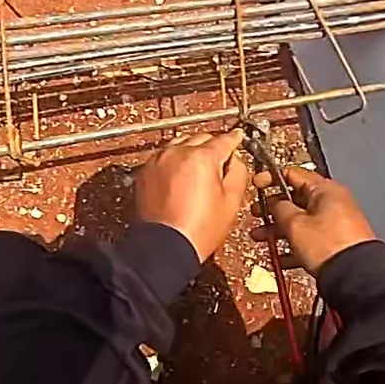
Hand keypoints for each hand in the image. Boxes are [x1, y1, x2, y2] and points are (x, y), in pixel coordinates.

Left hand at [134, 130, 251, 261]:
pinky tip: (181, 173)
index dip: (234, 139)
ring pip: (180, 143)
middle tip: (221, 160)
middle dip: (213, 146)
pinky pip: (164, 156)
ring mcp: (159, 160)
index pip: (224, 140)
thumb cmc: (199, 228)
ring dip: (192, 150)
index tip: (237, 137)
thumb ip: (238, 172)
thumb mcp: (232, 202)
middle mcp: (178, 152)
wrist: (164, 246)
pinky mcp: (146, 172)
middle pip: (201, 138)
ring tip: (199, 166)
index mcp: (202, 157)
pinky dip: (174, 159)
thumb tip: (234, 159)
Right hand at [251, 167, 376, 274]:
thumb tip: (275, 204)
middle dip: (272, 209)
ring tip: (259, 238)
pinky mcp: (335, 243)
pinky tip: (279, 257)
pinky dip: (293, 245)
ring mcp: (334, 223)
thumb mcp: (295, 224)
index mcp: (324, 190)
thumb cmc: (326, 244)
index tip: (256, 184)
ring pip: (300, 221)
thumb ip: (280, 209)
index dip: (271, 178)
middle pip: (295, 199)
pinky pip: (309, 239)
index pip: (293, 174)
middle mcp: (331, 203)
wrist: (355, 277)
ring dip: (278, 229)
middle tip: (256, 214)